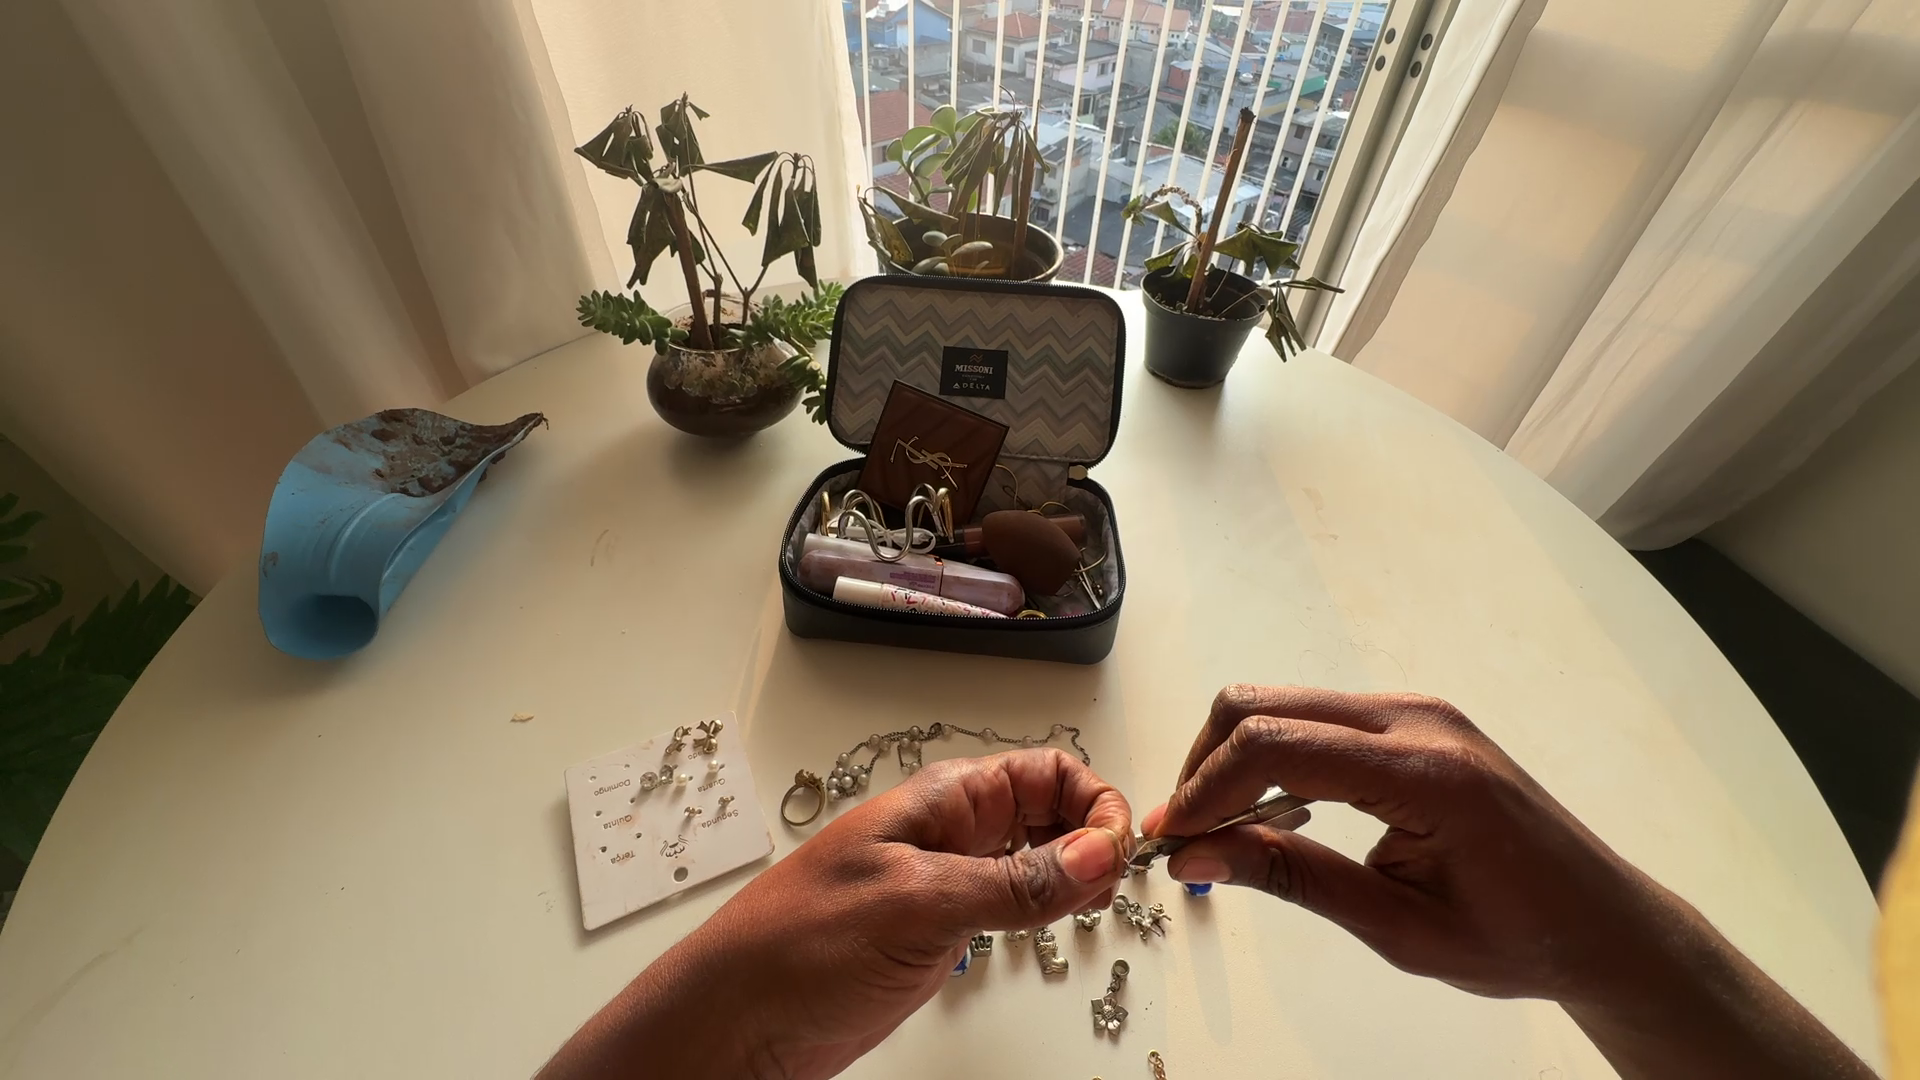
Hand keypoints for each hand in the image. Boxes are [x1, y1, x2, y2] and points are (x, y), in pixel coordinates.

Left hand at [539, 748, 1131, 1079]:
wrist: (741, 1018)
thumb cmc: (805, 939)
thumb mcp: (918, 901)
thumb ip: (1014, 880)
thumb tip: (1102, 852)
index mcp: (947, 797)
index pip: (1045, 771)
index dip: (1092, 798)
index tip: (1117, 847)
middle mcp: (956, 827)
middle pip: (1050, 806)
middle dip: (1094, 830)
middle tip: (1113, 881)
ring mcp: (954, 874)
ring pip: (1040, 851)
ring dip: (1079, 867)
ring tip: (1096, 901)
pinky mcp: (948, 921)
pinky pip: (1017, 896)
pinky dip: (1052, 903)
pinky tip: (1064, 919)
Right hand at [1143, 686, 1872, 1078]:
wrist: (1607, 923)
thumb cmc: (1519, 940)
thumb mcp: (1396, 928)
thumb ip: (1289, 878)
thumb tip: (1194, 855)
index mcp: (1425, 773)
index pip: (1276, 747)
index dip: (1206, 785)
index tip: (1172, 834)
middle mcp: (1413, 717)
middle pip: (1261, 705)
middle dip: (1206, 763)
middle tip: (1188, 828)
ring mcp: (1409, 707)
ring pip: (1275, 702)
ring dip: (1230, 756)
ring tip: (1221, 821)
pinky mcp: (1403, 715)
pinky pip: (1306, 716)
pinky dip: (1266, 754)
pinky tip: (1267, 805)